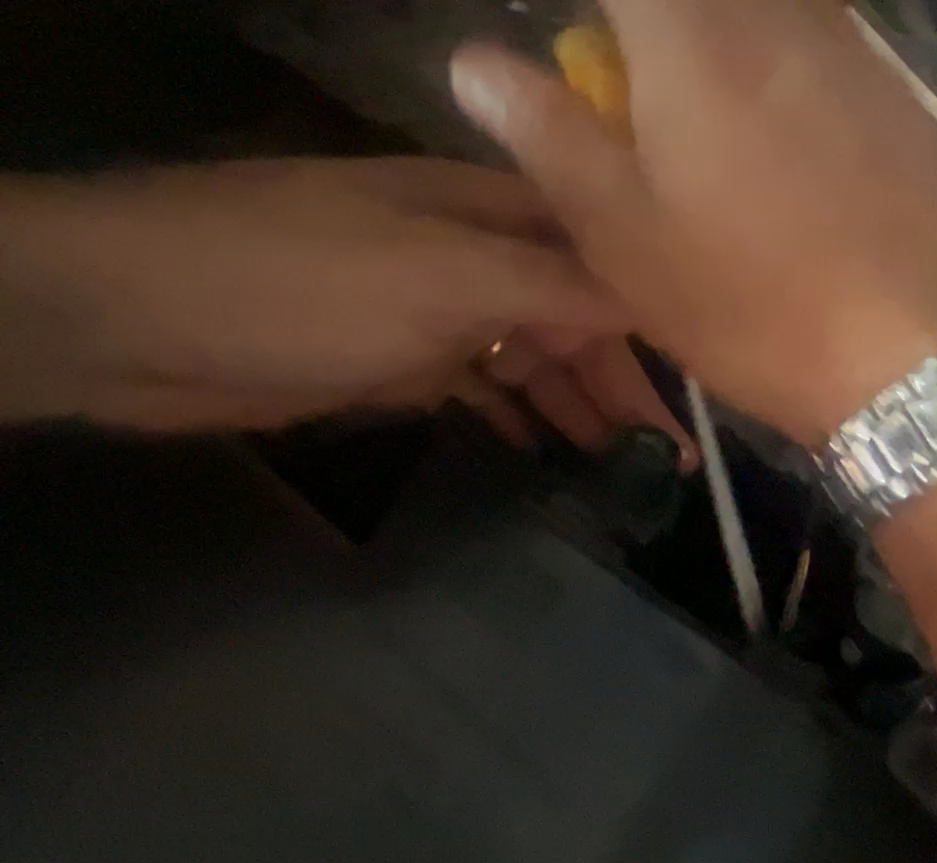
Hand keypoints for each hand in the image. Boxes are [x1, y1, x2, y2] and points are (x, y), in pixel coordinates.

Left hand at [0, 157, 690, 455]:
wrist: (126, 321)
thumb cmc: (300, 284)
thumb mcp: (447, 277)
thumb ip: (557, 287)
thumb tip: (656, 299)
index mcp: (493, 216)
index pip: (606, 264)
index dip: (658, 319)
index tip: (703, 380)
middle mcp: (477, 256)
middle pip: (578, 322)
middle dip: (625, 384)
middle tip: (669, 456)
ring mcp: (441, 310)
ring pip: (539, 361)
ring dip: (584, 409)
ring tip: (631, 465)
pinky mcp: (407, 360)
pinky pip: (491, 390)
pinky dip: (524, 417)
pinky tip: (554, 451)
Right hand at [449, 0, 936, 446]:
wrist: (912, 364)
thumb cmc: (757, 312)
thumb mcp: (630, 244)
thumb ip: (553, 140)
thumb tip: (480, 66)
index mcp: (693, 37)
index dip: (609, 18)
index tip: (604, 56)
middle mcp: (783, 20)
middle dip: (667, 31)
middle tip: (656, 95)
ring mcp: (860, 60)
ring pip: (780, 12)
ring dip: (738, 45)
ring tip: (729, 128)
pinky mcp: (910, 110)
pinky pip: (839, 55)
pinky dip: (803, 74)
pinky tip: (807, 150)